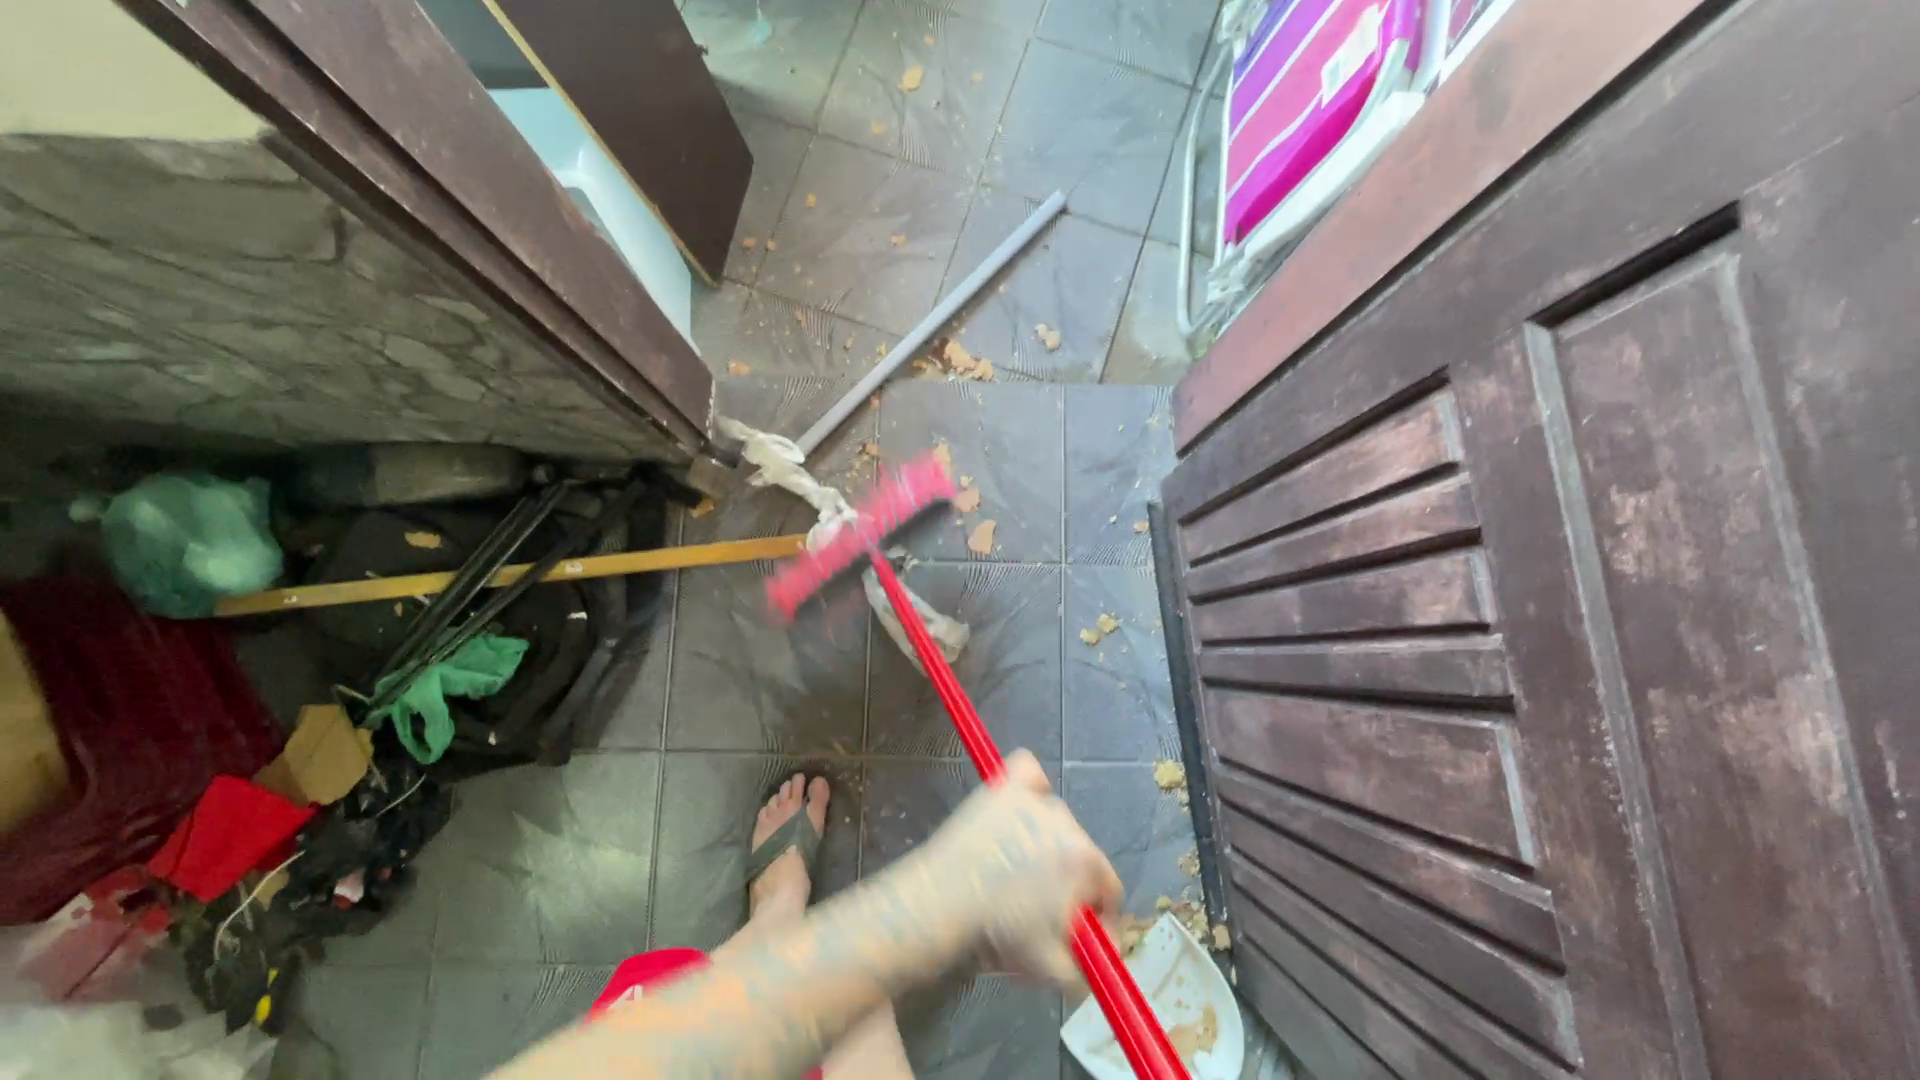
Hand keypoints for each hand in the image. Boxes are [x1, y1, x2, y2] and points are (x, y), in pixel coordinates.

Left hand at [908, 750, 1124, 983]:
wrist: (940, 901)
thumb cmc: (997, 933)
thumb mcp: (1053, 970)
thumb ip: (1088, 970)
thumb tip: (1098, 964)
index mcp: (1086, 863)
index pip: (1110, 891)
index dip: (1098, 917)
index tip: (1078, 934)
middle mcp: (1068, 822)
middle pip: (1082, 856)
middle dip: (1069, 885)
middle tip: (1042, 911)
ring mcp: (1034, 800)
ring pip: (1055, 821)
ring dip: (1047, 844)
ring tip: (1018, 871)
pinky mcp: (1003, 787)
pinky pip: (1028, 774)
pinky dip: (1029, 786)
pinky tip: (1018, 806)